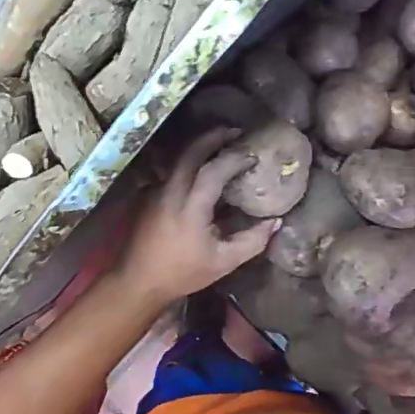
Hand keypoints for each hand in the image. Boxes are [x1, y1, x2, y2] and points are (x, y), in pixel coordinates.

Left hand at [117, 129, 279, 302]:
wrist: (138, 280)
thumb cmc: (182, 273)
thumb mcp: (223, 262)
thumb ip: (253, 241)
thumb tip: (276, 221)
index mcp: (190, 207)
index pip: (214, 170)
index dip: (235, 159)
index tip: (252, 157)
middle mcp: (171, 192)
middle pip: (191, 152)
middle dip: (214, 137)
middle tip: (235, 132)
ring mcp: (156, 191)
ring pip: (178, 159)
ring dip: (200, 147)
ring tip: (221, 144)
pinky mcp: (149, 196)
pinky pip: (172, 171)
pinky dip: (189, 163)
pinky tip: (201, 170)